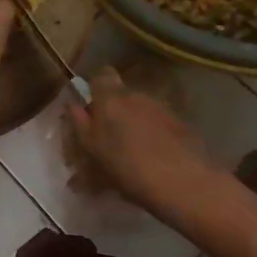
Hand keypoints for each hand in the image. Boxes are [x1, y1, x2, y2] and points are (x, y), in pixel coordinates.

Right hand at [66, 66, 216, 210]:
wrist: (184, 182)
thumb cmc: (126, 165)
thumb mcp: (92, 149)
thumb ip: (80, 123)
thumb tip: (73, 105)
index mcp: (110, 97)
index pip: (101, 75)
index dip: (96, 86)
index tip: (91, 106)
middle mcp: (137, 95)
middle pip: (122, 94)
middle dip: (115, 109)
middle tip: (108, 135)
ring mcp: (162, 108)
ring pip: (141, 109)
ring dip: (135, 123)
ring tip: (133, 150)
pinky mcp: (182, 124)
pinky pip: (159, 123)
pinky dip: (154, 134)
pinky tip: (154, 157)